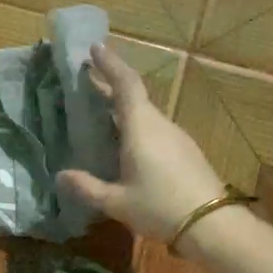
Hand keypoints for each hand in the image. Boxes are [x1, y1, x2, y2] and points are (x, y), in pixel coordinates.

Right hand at [56, 44, 227, 244]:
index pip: (125, 84)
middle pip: (134, 97)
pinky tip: (126, 146)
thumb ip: (87, 187)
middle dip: (110, 87)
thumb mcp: (116, 202)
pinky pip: (155, 131)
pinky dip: (136, 128)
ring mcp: (176, 137)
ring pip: (145, 115)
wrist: (212, 225)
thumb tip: (60, 176)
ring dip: (123, 110)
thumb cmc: (159, 207)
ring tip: (101, 117)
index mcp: (141, 127)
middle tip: (87, 83)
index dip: (109, 64)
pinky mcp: (185, 152)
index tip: (95, 47)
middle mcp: (159, 124)